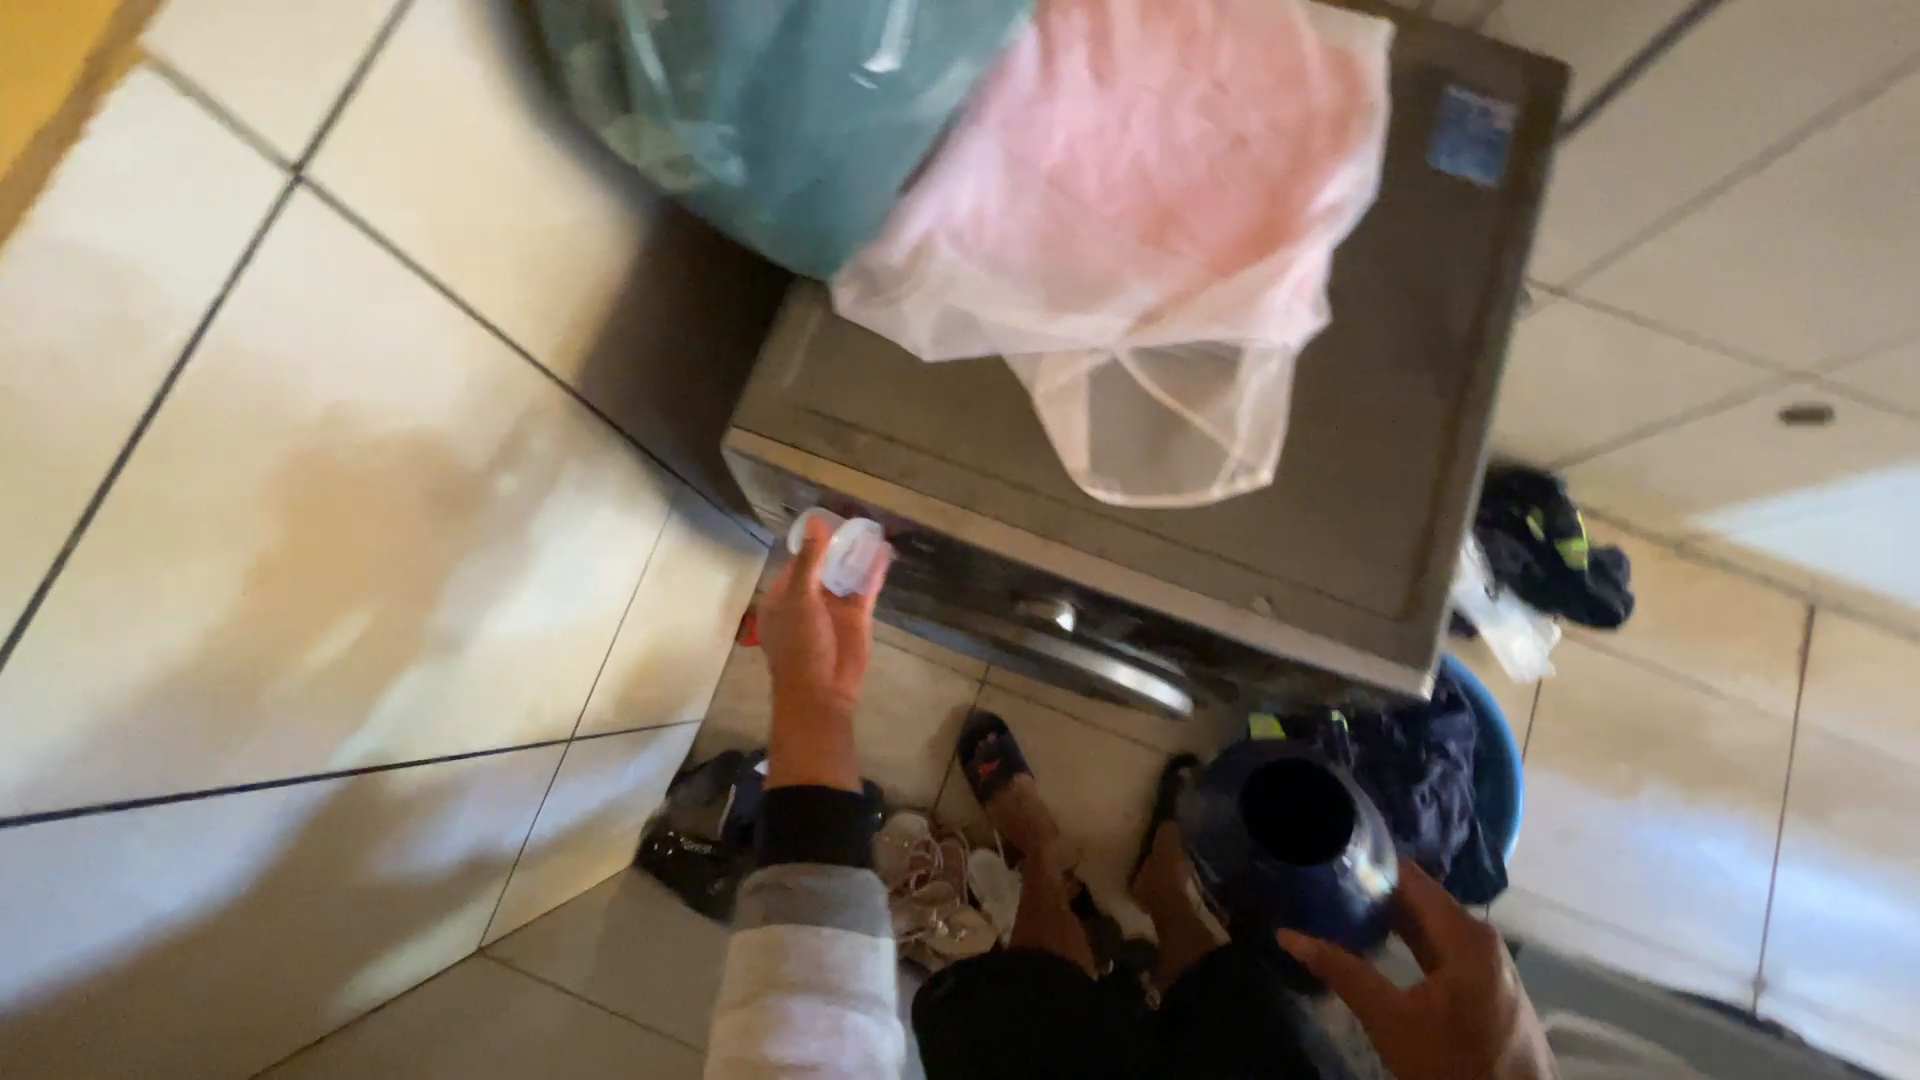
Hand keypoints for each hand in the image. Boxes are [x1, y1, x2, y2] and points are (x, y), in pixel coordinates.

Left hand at [758, 515, 890, 790]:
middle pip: (826, 563)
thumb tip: (816, 522)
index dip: (813, 539)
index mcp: (786, 594)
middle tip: (856, 514)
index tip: (829, 514)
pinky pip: (866, 587)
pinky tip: (884, 551)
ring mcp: (835, 606)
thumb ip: (811, 561)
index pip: (799, 559)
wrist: (822, 691)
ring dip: (858, 553)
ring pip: (847, 573)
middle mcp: (810, 597)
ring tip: (873, 525)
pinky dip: (874, 570)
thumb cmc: (801, 645)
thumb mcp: (800, 600)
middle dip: (838, 543)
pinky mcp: (857, 616)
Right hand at [1277, 861, 1555, 1079]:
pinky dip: (1407, 935)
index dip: (1369, 861)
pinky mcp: (1487, 984)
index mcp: (1465, 935)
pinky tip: (1374, 938)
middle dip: (1373, 887)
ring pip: (1429, 920)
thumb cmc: (1456, 1068)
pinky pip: (1440, 942)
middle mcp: (1482, 938)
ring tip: (1338, 902)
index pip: (1409, 876)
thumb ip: (1340, 971)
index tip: (1328, 855)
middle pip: (1419, 895)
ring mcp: (1489, 962)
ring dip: (1388, 912)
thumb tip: (1286, 934)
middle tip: (1324, 879)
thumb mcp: (1389, 1020)